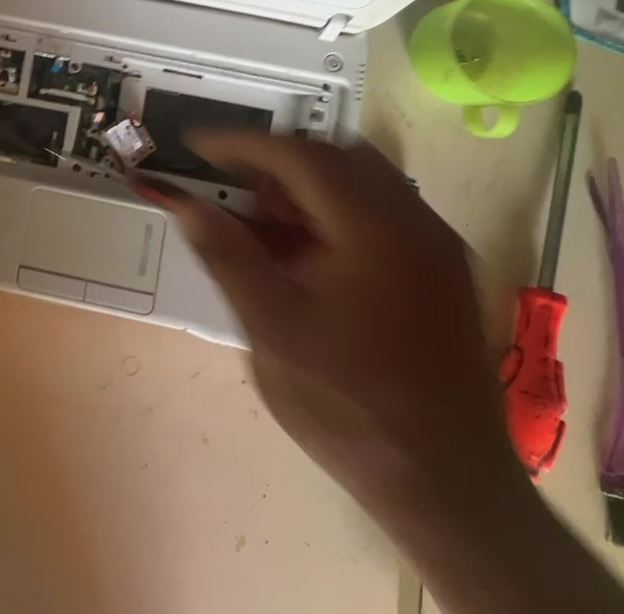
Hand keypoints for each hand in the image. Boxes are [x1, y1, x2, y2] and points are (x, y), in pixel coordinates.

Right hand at [152, 133, 525, 511]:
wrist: (442, 480)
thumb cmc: (346, 401)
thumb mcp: (269, 325)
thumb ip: (226, 252)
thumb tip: (182, 201)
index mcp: (376, 232)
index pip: (301, 157)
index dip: (240, 144)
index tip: (191, 145)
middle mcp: (416, 226)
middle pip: (339, 157)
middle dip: (274, 158)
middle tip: (224, 181)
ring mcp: (436, 251)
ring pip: (364, 182)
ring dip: (305, 183)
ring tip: (257, 218)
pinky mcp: (440, 275)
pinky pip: (382, 213)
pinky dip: (333, 209)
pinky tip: (301, 250)